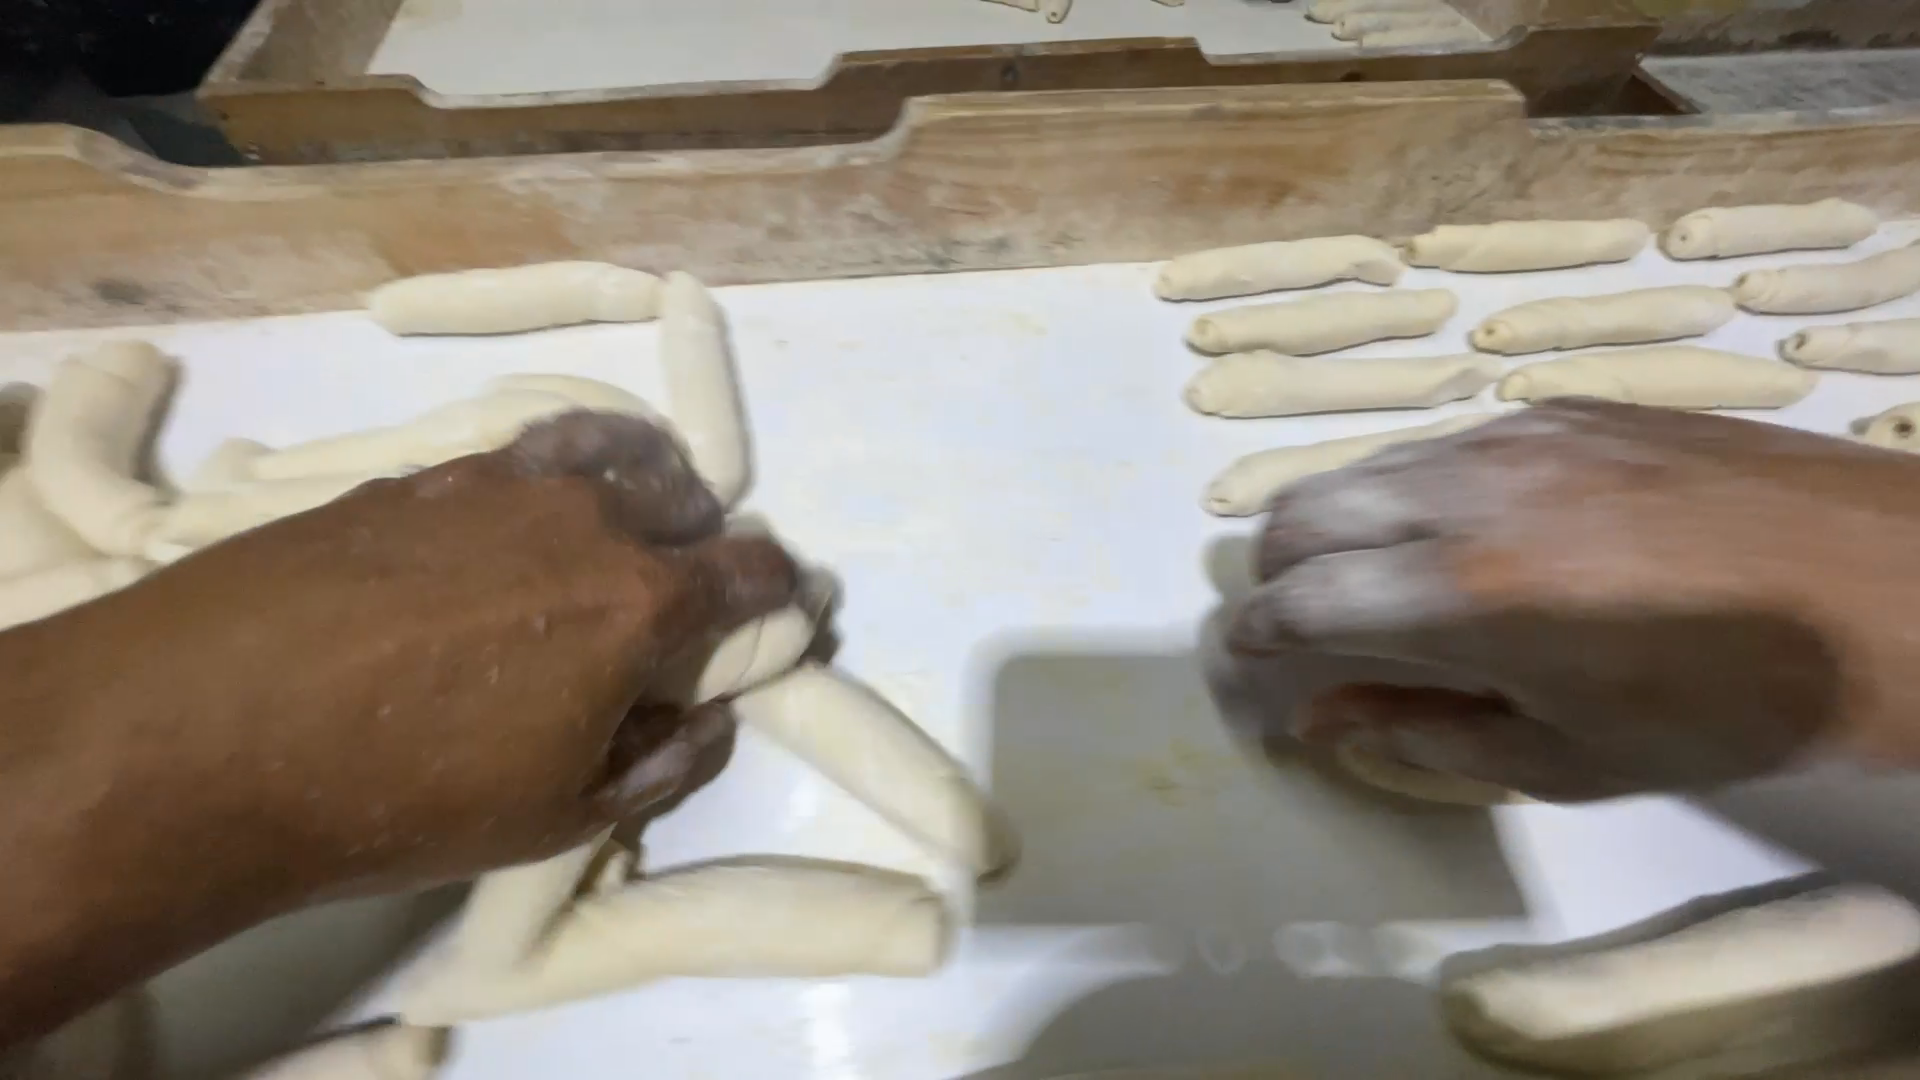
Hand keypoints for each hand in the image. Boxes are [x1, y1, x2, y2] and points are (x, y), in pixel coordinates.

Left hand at [19, 409, 793, 898]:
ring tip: (627, 516)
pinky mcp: (441, 471)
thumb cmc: (409, 792)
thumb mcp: (568, 813)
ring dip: (650, 485)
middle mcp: (598, 522)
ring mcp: (516, 484)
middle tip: (680, 581)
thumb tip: (719, 714)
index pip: (757, 569)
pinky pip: (541, 444)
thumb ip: (673, 758)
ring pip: (625, 454)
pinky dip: (578, 461)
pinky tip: (549, 495)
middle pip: (695, 502)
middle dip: (708, 539)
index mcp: (646, 604)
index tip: (776, 604)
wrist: (194, 737)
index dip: (779, 587)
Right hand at [1228, 400, 1919, 800]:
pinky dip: (1394, 496)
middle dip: (1270, 572)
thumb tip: (1319, 719)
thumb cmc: (1736, 702)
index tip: (1246, 654)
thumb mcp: (1572, 757)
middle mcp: (1462, 496)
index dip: (1255, 632)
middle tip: (1295, 615)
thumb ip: (1420, 733)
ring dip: (1326, 528)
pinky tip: (1450, 530)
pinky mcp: (1547, 409)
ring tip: (1364, 572)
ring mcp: (1504, 438)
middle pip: (1295, 515)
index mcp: (1467, 595)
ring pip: (1348, 471)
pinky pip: (1422, 449)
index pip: (1301, 601)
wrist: (1914, 583)